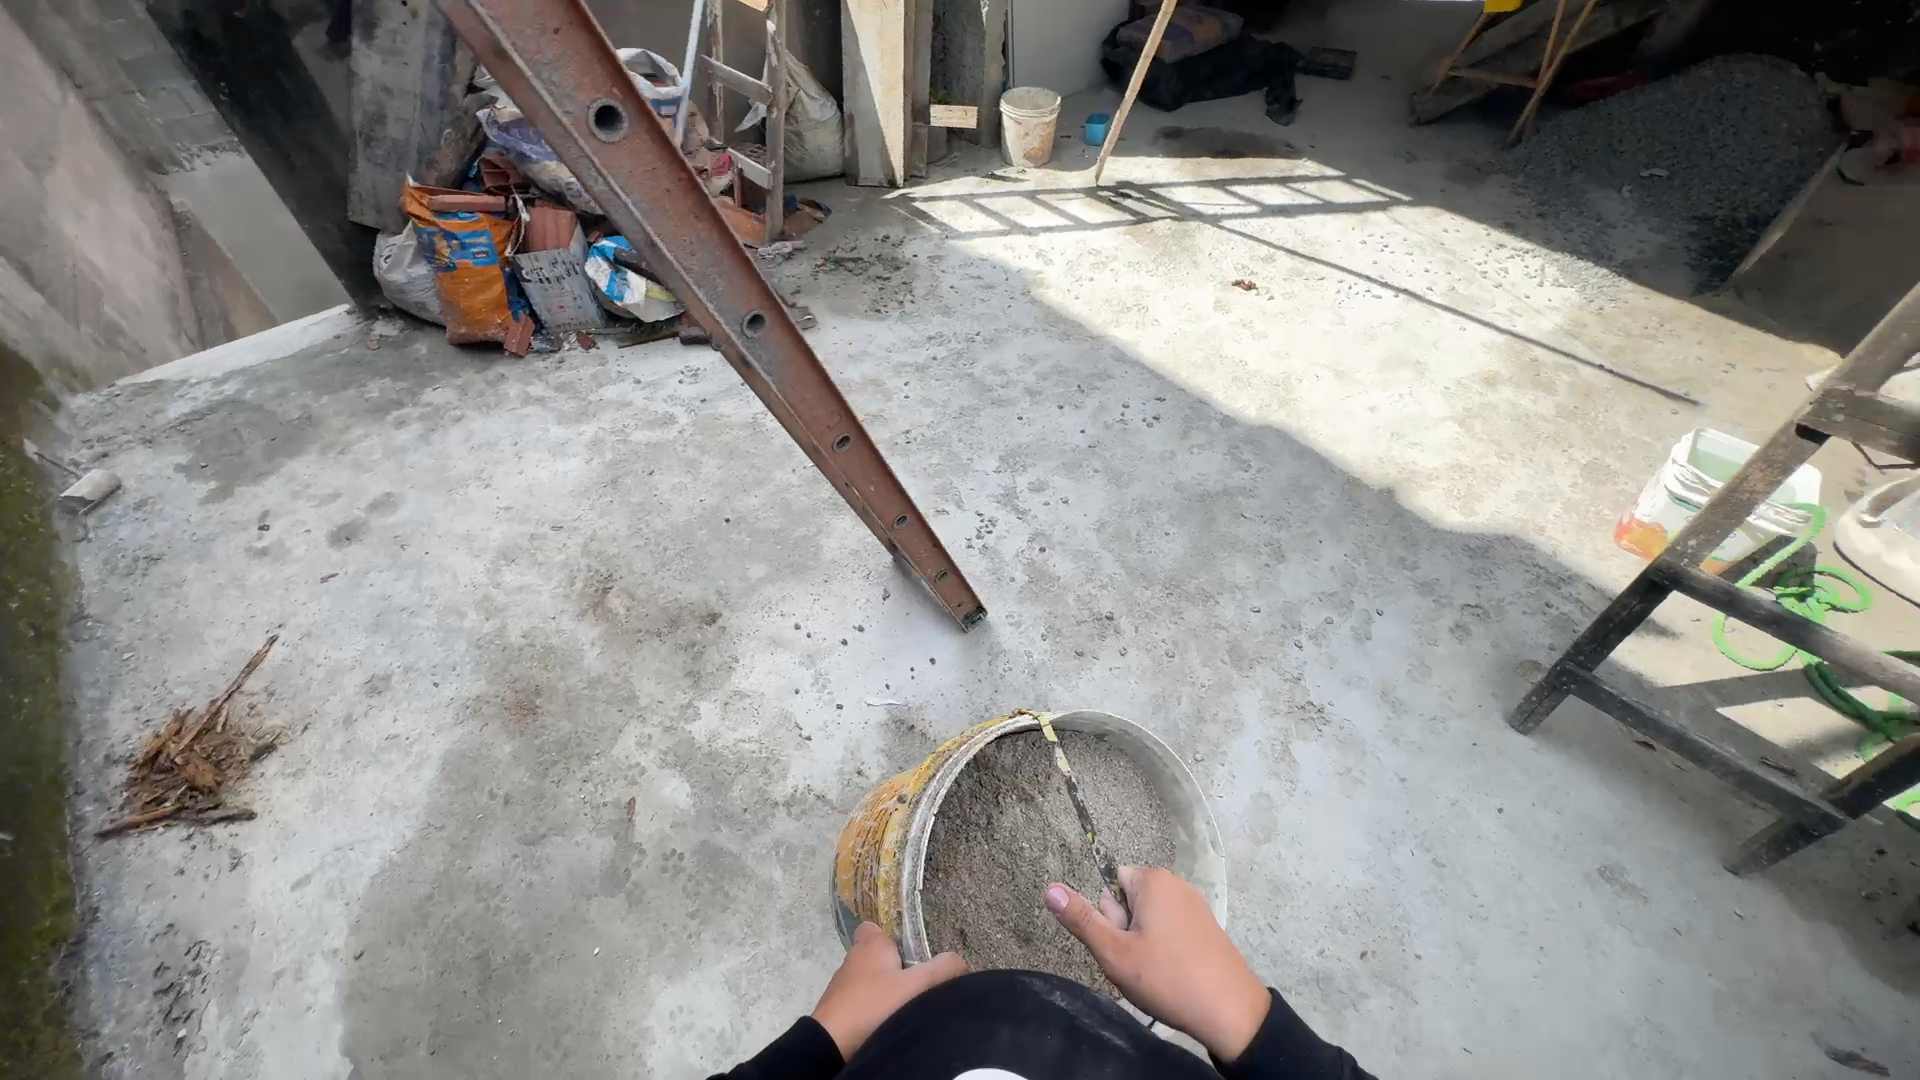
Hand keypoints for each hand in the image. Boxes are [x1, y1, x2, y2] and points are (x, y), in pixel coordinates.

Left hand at [812, 922, 965, 1059]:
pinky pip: (857, 1003)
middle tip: (914, 984)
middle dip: (891, 967)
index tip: (908, 953)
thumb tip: (961, 959)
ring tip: (901, 1007)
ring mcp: (840, 986)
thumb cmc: (874, 1005)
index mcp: (870, 944)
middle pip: (874, 956)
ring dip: (880, 991)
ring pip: (865, 981)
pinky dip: (869, 1010)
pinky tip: (883, 1024)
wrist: (831, 1046)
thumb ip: (941, 969)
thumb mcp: (916, 986)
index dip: (890, 936)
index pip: (874, 927)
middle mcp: (852, 960)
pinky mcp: (834, 1012)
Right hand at [1046, 866, 1269, 1061]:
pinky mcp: (1206, 926)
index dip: (1110, 918)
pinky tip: (1172, 977)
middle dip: (1125, 932)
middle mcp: (1174, 883)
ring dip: (1142, 946)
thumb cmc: (1168, 978)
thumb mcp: (1115, 953)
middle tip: (1137, 964)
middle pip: (1129, 901)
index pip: (1109, 885)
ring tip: (1154, 975)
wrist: (1232, 1013)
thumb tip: (1049, 889)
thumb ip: (1081, 919)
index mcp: (1152, 880)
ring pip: (1148, 920)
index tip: (1123, 944)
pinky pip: (1170, 930)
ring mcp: (1194, 904)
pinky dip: (1165, 951)